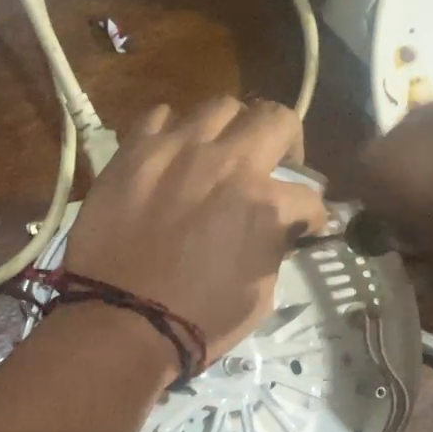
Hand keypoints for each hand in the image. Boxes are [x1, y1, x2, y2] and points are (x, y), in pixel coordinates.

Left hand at [65, 98, 327, 359]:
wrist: (120, 324)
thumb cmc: (195, 323)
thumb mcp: (257, 298)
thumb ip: (271, 252)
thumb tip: (274, 234)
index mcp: (265, 204)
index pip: (308, 196)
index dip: (312, 213)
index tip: (305, 224)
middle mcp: (227, 163)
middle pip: (274, 118)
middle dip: (284, 142)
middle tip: (272, 166)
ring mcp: (177, 150)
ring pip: (219, 107)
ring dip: (228, 130)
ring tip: (217, 156)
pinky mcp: (134, 152)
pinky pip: (160, 117)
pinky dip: (172, 133)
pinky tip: (170, 157)